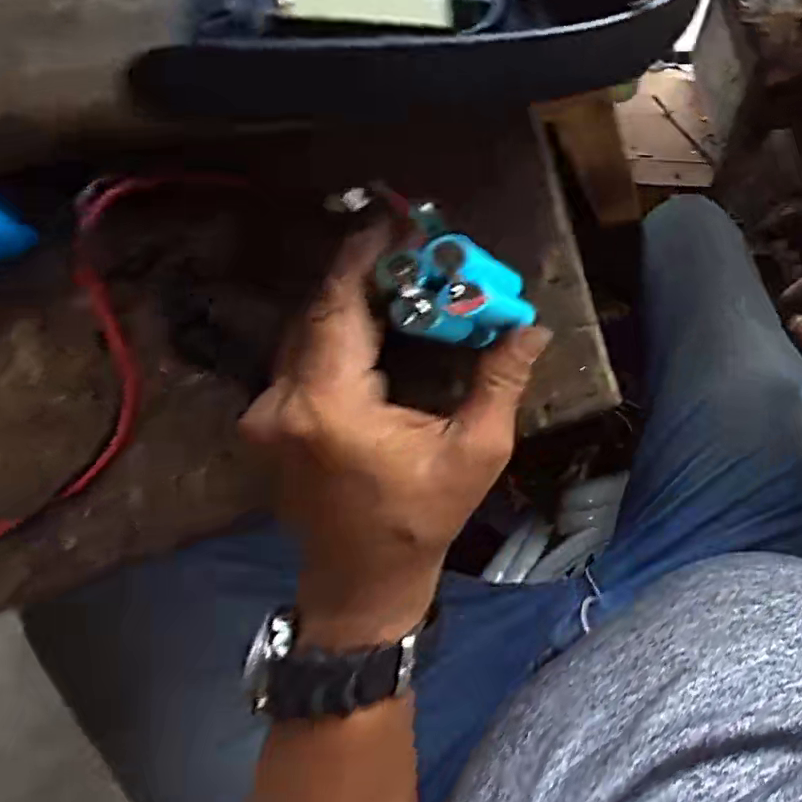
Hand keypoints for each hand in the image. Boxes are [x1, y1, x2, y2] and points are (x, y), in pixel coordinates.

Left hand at [240, 224, 551, 647]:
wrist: (364, 575)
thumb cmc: (426, 513)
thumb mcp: (479, 447)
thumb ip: (499, 381)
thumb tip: (532, 329)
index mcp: (330, 406)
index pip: (336, 312)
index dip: (361, 263)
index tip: (389, 225)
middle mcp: (284, 402)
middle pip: (319, 317)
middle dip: (364, 275)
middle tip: (412, 248)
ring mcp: (270, 414)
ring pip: (308, 335)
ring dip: (353, 301)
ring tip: (402, 276)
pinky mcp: (276, 422)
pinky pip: (305, 358)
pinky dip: (343, 331)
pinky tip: (381, 322)